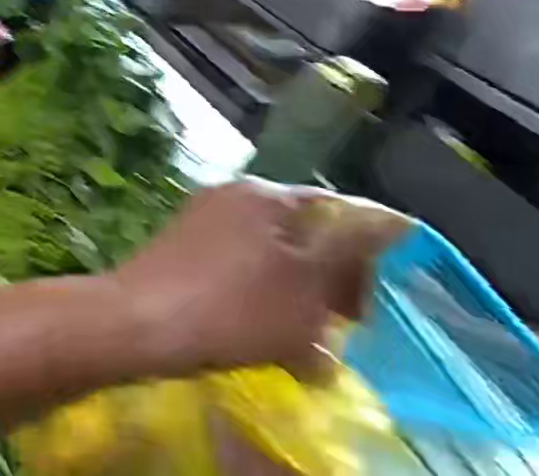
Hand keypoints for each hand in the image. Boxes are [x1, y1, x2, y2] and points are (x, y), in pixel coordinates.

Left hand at [111, 181, 404, 377]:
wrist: (146, 320)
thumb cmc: (237, 303)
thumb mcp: (312, 279)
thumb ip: (353, 245)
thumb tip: (392, 218)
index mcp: (264, 195)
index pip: (343, 214)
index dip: (370, 258)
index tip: (374, 299)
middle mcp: (230, 198)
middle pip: (309, 237)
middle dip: (332, 283)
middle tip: (339, 324)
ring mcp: (204, 223)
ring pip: (278, 263)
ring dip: (301, 302)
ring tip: (305, 342)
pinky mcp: (188, 252)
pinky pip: (245, 276)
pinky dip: (266, 306)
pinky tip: (274, 343)